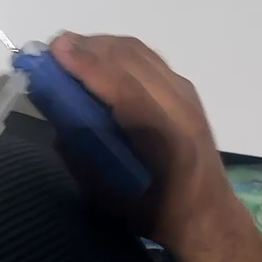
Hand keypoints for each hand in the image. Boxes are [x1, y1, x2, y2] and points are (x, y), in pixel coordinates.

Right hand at [49, 32, 231, 245]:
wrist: (207, 217)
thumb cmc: (151, 211)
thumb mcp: (106, 192)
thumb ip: (80, 148)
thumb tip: (57, 107)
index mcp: (163, 139)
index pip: (124, 88)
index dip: (88, 64)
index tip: (54, 49)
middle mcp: (180, 109)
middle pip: (131, 59)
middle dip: (88, 47)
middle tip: (54, 47)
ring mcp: (186, 96)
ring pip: (139, 52)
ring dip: (101, 45)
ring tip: (71, 48)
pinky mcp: (186, 90)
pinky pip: (147, 57)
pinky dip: (118, 50)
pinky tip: (100, 57)